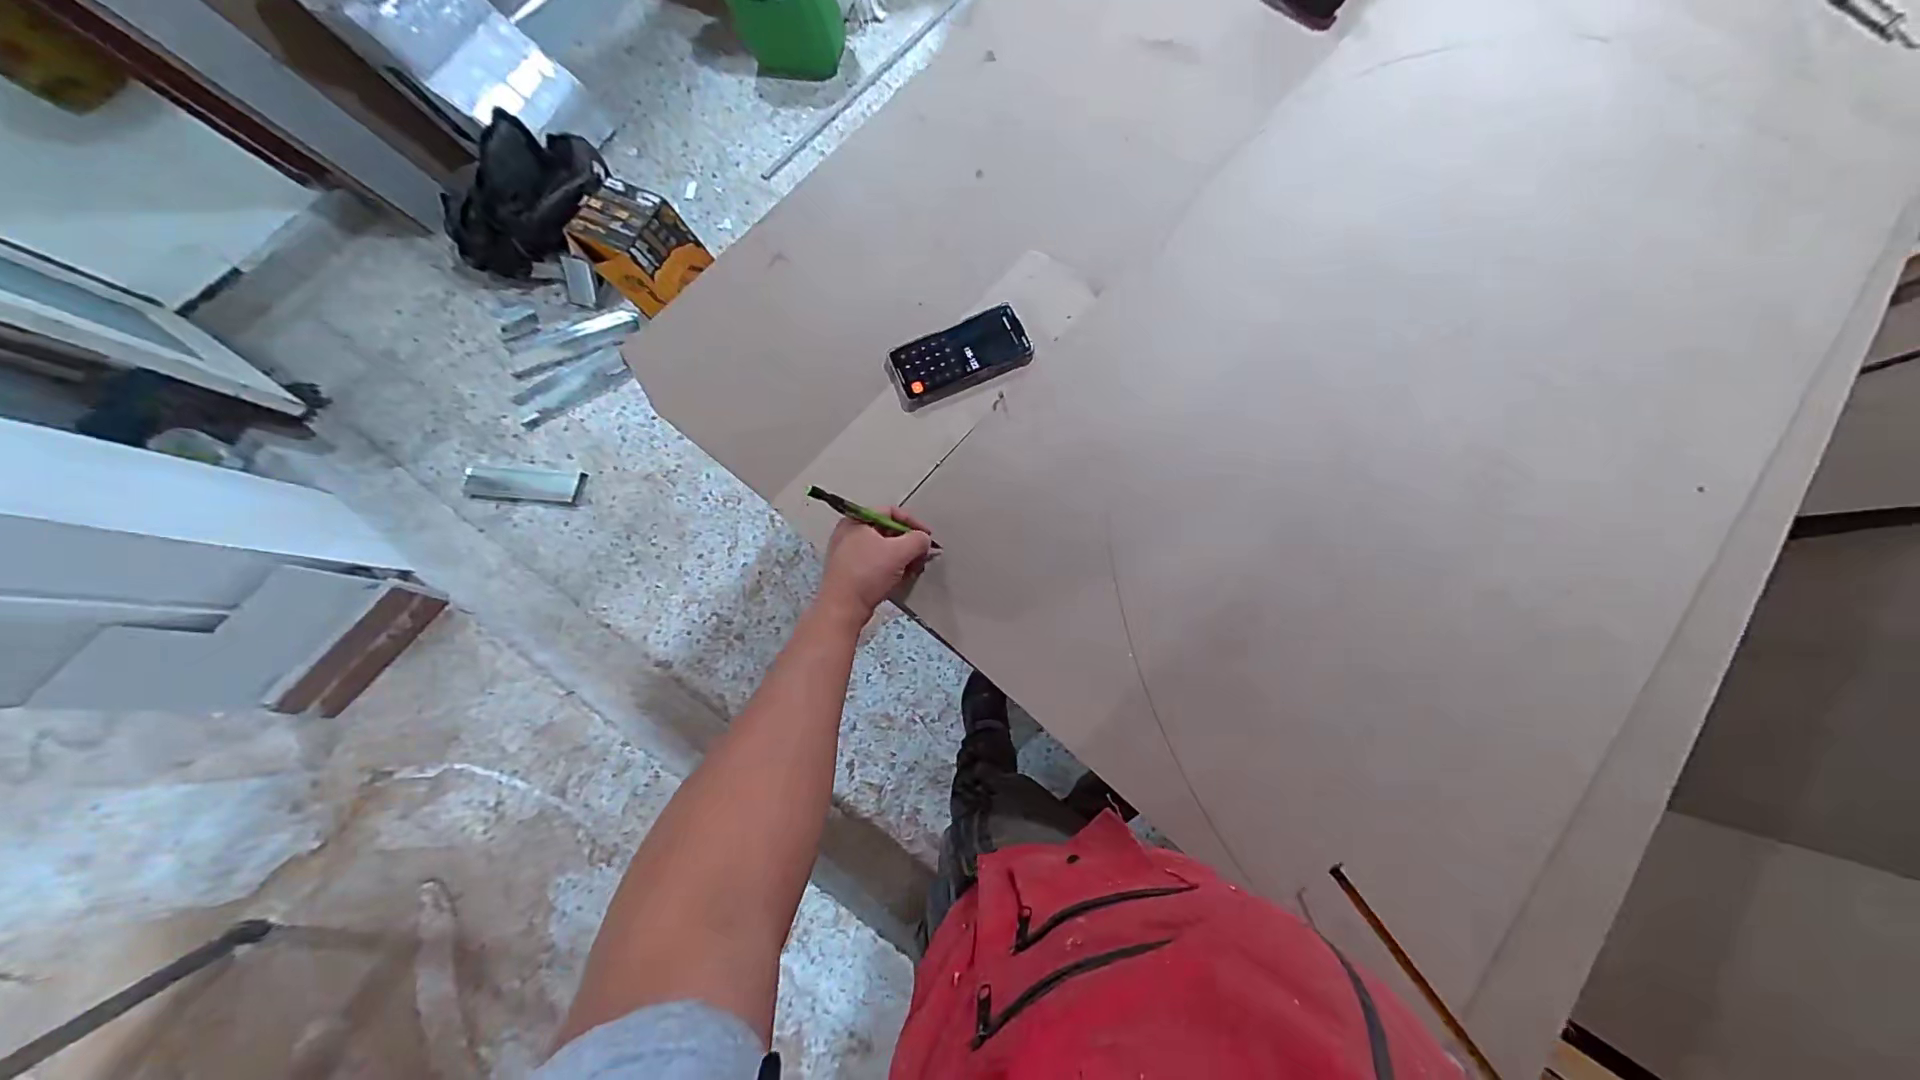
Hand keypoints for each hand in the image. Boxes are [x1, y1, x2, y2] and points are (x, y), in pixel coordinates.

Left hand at [816, 507, 933, 622]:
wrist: (843, 607)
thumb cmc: (868, 573)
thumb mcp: (899, 552)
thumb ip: (918, 540)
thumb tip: (924, 539)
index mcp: (856, 521)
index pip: (891, 512)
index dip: (913, 522)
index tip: (927, 537)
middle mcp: (849, 533)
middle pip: (888, 531)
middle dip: (909, 543)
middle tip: (922, 556)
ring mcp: (848, 554)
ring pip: (884, 549)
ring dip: (903, 557)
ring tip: (913, 569)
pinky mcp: (851, 572)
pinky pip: (876, 563)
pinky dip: (891, 567)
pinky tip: (901, 578)